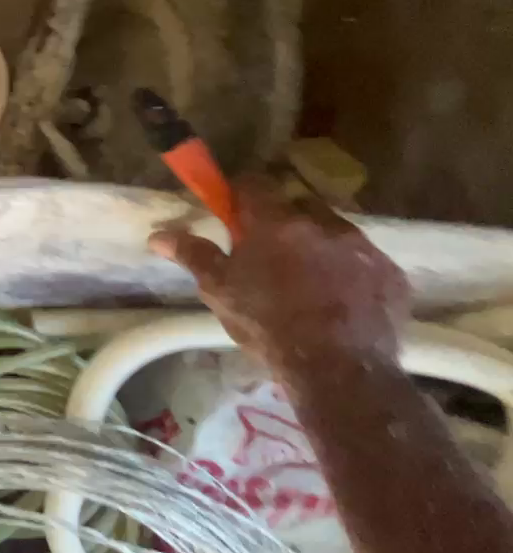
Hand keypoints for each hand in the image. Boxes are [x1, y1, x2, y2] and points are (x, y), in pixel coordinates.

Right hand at [150, 176, 409, 374]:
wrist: (338, 367)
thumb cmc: (266, 322)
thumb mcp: (217, 289)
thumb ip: (193, 254)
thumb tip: (159, 235)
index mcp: (276, 224)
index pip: (256, 184)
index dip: (239, 192)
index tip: (229, 208)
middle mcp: (325, 226)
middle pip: (299, 205)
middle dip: (281, 218)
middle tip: (264, 247)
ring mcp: (365, 249)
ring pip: (334, 231)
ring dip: (315, 243)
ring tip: (301, 275)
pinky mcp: (393, 275)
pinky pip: (363, 259)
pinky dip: (346, 267)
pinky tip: (333, 295)